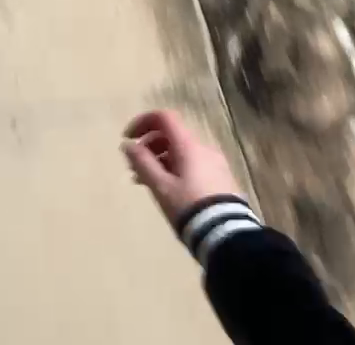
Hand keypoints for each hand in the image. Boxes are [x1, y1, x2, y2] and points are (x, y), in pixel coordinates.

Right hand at [121, 109, 240, 222]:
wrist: (227, 236)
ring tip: (147, 182)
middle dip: (149, 147)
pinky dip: (176, 169)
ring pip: (181, 152)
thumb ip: (141, 162)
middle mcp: (204, 148)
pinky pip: (193, 165)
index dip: (142, 122)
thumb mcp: (160, 186)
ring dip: (161, 160)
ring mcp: (216, 164)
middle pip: (171, 135)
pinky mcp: (222, 180)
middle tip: (135, 166)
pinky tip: (168, 190)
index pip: (163, 118)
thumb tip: (127, 145)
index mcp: (188, 145)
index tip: (128, 138)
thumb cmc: (188, 206)